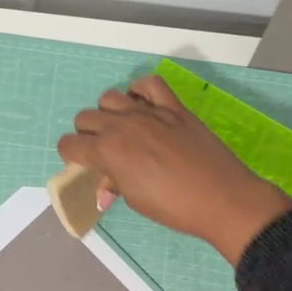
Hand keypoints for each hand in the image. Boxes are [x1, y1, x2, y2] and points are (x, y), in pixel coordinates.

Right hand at [57, 74, 291, 264]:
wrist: (221, 198)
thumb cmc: (173, 207)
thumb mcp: (135, 199)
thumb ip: (114, 183)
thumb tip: (106, 185)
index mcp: (107, 151)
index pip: (69, 145)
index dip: (71, 156)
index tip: (83, 166)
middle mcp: (122, 125)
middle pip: (85, 118)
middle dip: (86, 135)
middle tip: (103, 152)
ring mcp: (149, 112)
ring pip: (109, 97)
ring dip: (108, 113)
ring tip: (122, 130)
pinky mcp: (173, 106)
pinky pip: (149, 83)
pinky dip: (140, 91)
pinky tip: (143, 106)